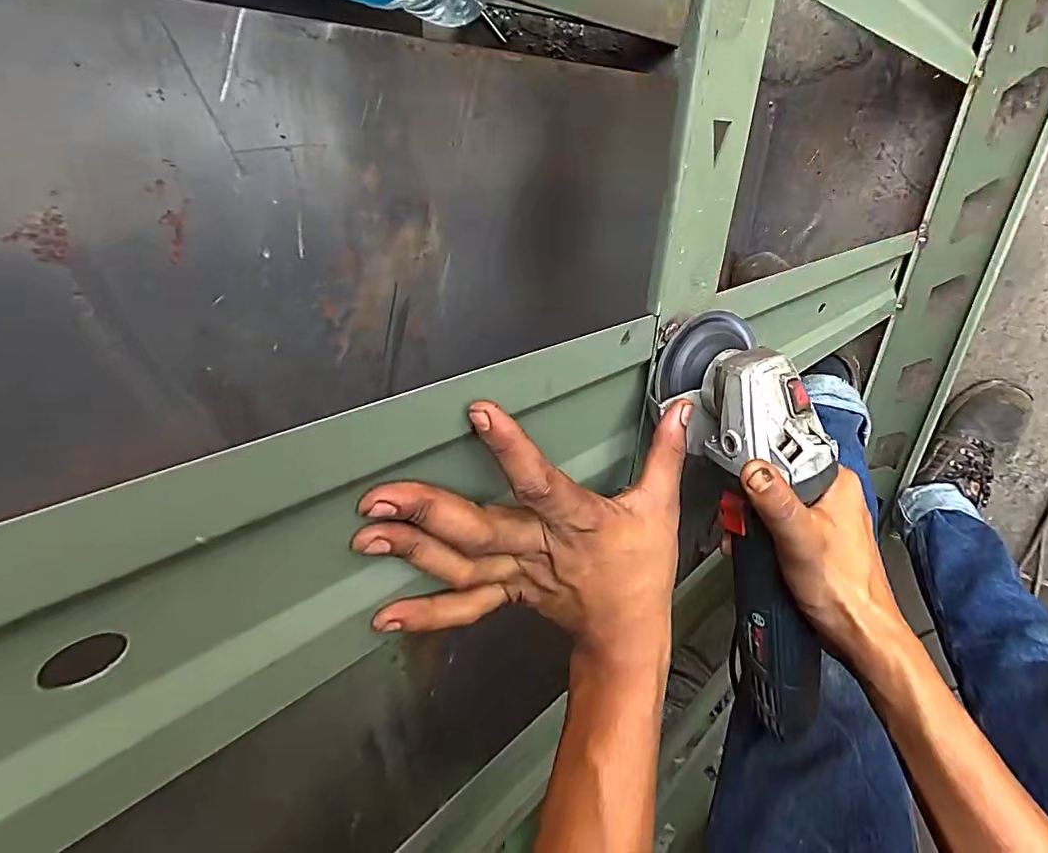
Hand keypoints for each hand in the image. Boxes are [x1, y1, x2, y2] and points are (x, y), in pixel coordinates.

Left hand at [351, 398, 692, 668]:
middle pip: (479, 529)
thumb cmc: (640, 570)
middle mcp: (537, 547)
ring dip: (410, 551)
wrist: (628, 636)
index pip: (541, 481)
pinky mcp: (503, 591)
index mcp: (576, 520)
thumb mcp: (658, 507)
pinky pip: (461, 605)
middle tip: (381, 498)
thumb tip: (680, 410)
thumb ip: (664, 454)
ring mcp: (515, 574)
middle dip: (427, 512)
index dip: (511, 449)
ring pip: (459, 565)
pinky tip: (386, 613)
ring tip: (367, 538)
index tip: (481, 414)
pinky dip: (423, 613)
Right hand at [736, 458, 906, 663]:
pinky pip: (771, 519)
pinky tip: (750, 542)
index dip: (754, 461)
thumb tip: (753, 468)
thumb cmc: (846, 591)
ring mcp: (817, 515)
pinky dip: (755, 530)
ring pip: (768, 498)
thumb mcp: (801, 538)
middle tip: (738, 514)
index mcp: (836, 482)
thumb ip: (775, 500)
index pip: (784, 449)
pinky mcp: (806, 534)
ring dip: (746, 515)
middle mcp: (828, 494)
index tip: (736, 477)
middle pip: (771, 474)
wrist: (858, 634)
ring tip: (741, 532)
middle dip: (745, 495)